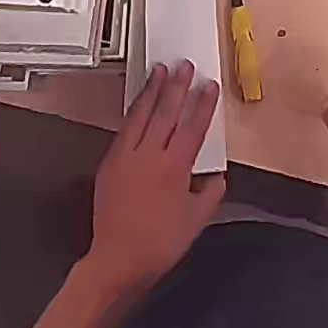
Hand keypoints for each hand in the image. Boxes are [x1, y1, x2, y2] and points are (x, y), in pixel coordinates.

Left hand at [86, 62, 226, 294]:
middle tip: (185, 66)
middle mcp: (151, 156)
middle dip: (178, 87)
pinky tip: (138, 103)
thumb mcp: (196, 220)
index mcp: (175, 167)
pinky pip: (124, 130)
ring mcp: (127, 158)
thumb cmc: (160, 243)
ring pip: (142, 115)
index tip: (210, 86)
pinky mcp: (110, 164)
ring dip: (152, 91)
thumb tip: (216, 178)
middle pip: (167, 113)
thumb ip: (210, 194)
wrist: (117, 261)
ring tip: (159, 71)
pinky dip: (133, 112)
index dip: (203, 104)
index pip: (193, 126)